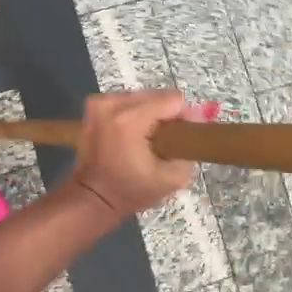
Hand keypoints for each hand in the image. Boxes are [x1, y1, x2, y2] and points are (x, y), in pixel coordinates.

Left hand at [68, 90, 201, 216]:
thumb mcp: (172, 178)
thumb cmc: (131, 190)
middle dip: (166, 114)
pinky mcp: (94, 105)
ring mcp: (100, 102)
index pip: (171, 100)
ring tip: (150, 137)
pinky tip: (135, 133)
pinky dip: (135, 113)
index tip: (182, 135)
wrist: (93, 196)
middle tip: (168, 138)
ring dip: (150, 112)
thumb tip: (197, 117)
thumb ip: (190, 147)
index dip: (183, 116)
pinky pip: (126, 101)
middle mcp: (112, 103)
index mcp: (129, 120)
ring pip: (141, 96)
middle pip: (155, 95)